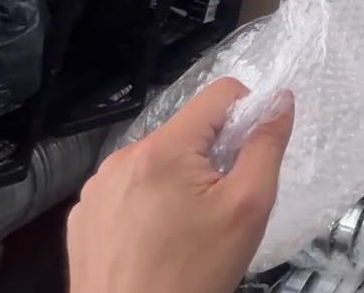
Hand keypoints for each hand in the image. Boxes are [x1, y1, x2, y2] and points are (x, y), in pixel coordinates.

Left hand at [68, 79, 293, 292]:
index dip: (248, 114)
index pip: (221, 93)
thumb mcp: (250, 203)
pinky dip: (154, 196)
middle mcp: (120, 160)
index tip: (249, 155)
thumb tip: (280, 100)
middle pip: (191, 127)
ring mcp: (95, 190)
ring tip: (190, 220)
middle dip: (216, 151)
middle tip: (223, 198)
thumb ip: (268, 142)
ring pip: (164, 155)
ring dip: (185, 173)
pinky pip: (134, 183)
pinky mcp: (83, 217)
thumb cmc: (196, 269)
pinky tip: (159, 234)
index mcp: (161, 150)